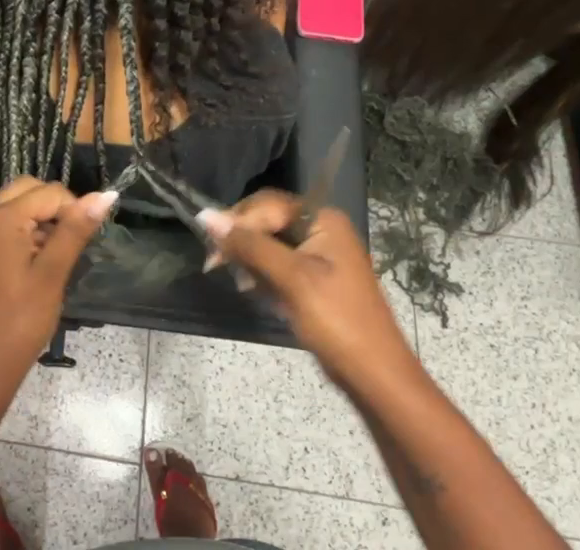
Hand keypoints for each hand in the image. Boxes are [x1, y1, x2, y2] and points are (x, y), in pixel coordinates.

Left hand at [0, 178, 117, 394]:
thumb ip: (76, 230)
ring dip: (37, 220)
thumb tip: (106, 194)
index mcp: (1, 219)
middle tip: (69, 245)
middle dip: (54, 208)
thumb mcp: (52, 274)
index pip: (49, 192)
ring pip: (12, 206)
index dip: (74, 210)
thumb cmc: (20, 323)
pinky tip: (32, 266)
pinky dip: (20, 232)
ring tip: (53, 259)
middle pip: (26, 190)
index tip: (84, 242)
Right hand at [199, 192, 409, 387]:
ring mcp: (320, 256)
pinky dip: (263, 276)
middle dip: (241, 242)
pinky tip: (255, 293)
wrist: (374, 374)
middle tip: (217, 266)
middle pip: (267, 222)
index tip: (212, 249)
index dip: (236, 221)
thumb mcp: (290, 278)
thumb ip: (249, 244)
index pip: (266, 205)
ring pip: (269, 245)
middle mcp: (322, 230)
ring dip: (250, 261)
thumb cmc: (335, 320)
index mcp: (323, 220)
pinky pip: (279, 266)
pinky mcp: (315, 280)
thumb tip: (205, 216)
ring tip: (243, 285)